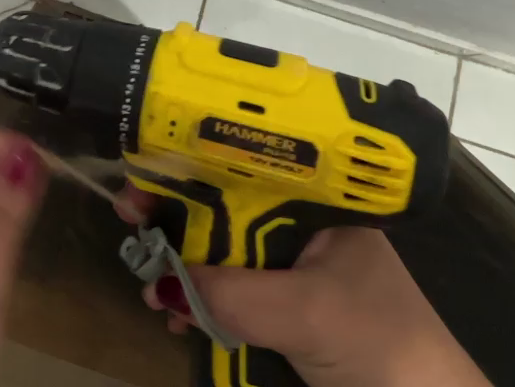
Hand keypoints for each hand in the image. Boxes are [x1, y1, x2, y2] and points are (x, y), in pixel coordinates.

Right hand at [119, 188, 488, 386]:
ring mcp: (296, 270)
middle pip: (226, 208)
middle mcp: (302, 226)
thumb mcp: (305, 313)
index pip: (242, 168)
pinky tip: (179, 321)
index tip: (143, 182)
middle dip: (178, 218)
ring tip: (152, 290)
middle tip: (132, 226)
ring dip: (185, 268)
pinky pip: (234, 294)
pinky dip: (204, 304)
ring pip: (226, 253)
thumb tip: (159, 286)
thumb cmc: (382, 347)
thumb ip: (233, 296)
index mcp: (316, 202)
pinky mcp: (289, 312)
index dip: (190, 169)